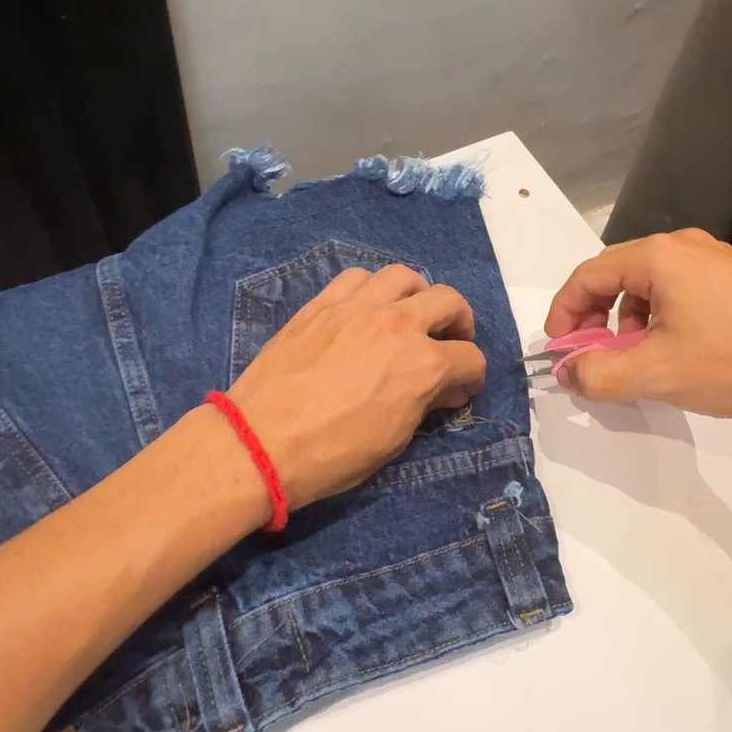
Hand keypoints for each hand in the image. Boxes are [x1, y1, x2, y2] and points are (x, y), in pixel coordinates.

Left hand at [226, 264, 486, 510]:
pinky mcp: (323, 302)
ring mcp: (358, 306)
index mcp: (423, 365)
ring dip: (416, 295)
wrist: (261, 441)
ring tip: (408, 315)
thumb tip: (440, 389)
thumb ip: (424, 403)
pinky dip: (372, 289)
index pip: (470, 358)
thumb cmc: (332, 454)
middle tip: (449, 341)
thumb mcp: (394, 440)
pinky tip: (365, 309)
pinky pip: (358, 277)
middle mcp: (397, 324)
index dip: (471, 377)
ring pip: (404, 276)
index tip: (458, 390)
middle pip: (449, 300)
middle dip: (459, 322)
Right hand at [543, 229, 731, 427]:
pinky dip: (659, 317)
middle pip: (616, 275)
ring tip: (638, 360)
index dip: (564, 313)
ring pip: (647, 284)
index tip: (560, 350)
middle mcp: (683, 245)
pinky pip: (678, 289)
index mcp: (658, 255)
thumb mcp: (654, 374)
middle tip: (592, 357)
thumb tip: (566, 372)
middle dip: (595, 319)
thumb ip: (596, 374)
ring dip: (627, 321)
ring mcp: (714, 258)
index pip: (588, 275)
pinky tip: (675, 351)